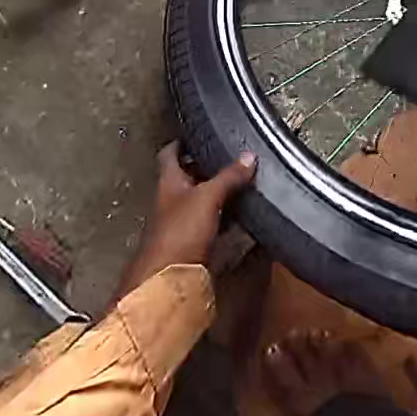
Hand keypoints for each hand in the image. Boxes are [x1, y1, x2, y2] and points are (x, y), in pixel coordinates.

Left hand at [113, 144, 255, 300]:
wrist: (167, 281)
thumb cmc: (180, 231)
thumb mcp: (207, 198)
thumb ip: (228, 177)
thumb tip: (249, 156)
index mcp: (168, 180)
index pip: (170, 152)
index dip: (182, 142)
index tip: (199, 134)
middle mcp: (171, 198)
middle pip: (187, 176)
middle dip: (207, 167)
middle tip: (230, 158)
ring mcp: (181, 222)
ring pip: (200, 200)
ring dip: (218, 192)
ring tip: (243, 182)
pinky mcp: (192, 243)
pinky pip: (211, 223)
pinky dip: (224, 217)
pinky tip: (242, 216)